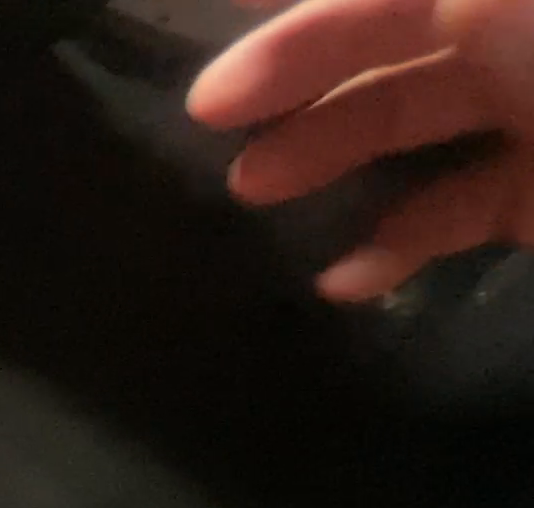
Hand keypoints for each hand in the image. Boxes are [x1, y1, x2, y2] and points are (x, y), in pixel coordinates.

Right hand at [188, 0, 533, 300]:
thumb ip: (364, 2)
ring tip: (252, 192)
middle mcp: (525, 31)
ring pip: (406, 127)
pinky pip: (451, 215)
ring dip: (318, 159)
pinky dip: (388, 248)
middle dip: (292, 77)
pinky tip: (343, 276)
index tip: (208, 32)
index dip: (288, 9)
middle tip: (210, 118)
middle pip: (386, 42)